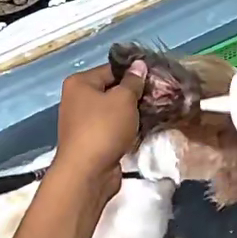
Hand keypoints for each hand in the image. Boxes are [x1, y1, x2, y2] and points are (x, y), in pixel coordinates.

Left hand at [49, 61, 147, 180]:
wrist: (88, 172)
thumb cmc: (104, 128)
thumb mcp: (124, 99)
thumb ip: (134, 81)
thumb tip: (139, 65)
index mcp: (80, 83)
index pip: (112, 69)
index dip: (134, 72)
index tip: (156, 77)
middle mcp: (77, 99)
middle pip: (112, 89)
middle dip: (135, 93)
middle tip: (159, 95)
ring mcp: (83, 121)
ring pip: (114, 110)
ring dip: (132, 112)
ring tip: (155, 110)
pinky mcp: (91, 140)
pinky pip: (112, 127)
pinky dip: (126, 127)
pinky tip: (143, 128)